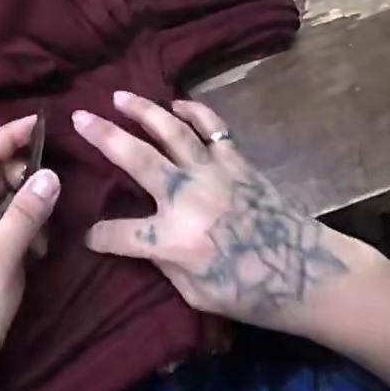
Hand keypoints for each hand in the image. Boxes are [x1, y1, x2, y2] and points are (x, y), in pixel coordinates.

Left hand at [0, 116, 59, 385]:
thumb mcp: (1, 260)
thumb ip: (25, 215)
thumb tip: (50, 173)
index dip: (9, 134)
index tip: (43, 123)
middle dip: (25, 171)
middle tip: (55, 185)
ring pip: (5, 196)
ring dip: (30, 202)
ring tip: (47, 227)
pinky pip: (10, 220)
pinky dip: (29, 224)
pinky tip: (40, 249)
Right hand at [74, 92, 389, 338]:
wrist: (311, 275)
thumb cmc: (251, 294)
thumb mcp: (195, 293)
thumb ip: (163, 261)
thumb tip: (142, 240)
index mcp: (173, 239)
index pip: (118, 233)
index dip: (98, 236)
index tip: (88, 236)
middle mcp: (187, 198)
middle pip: (135, 158)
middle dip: (102, 137)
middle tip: (79, 117)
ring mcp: (213, 174)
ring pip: (171, 132)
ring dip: (142, 111)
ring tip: (119, 96)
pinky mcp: (238, 163)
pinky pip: (213, 129)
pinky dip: (195, 113)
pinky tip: (176, 104)